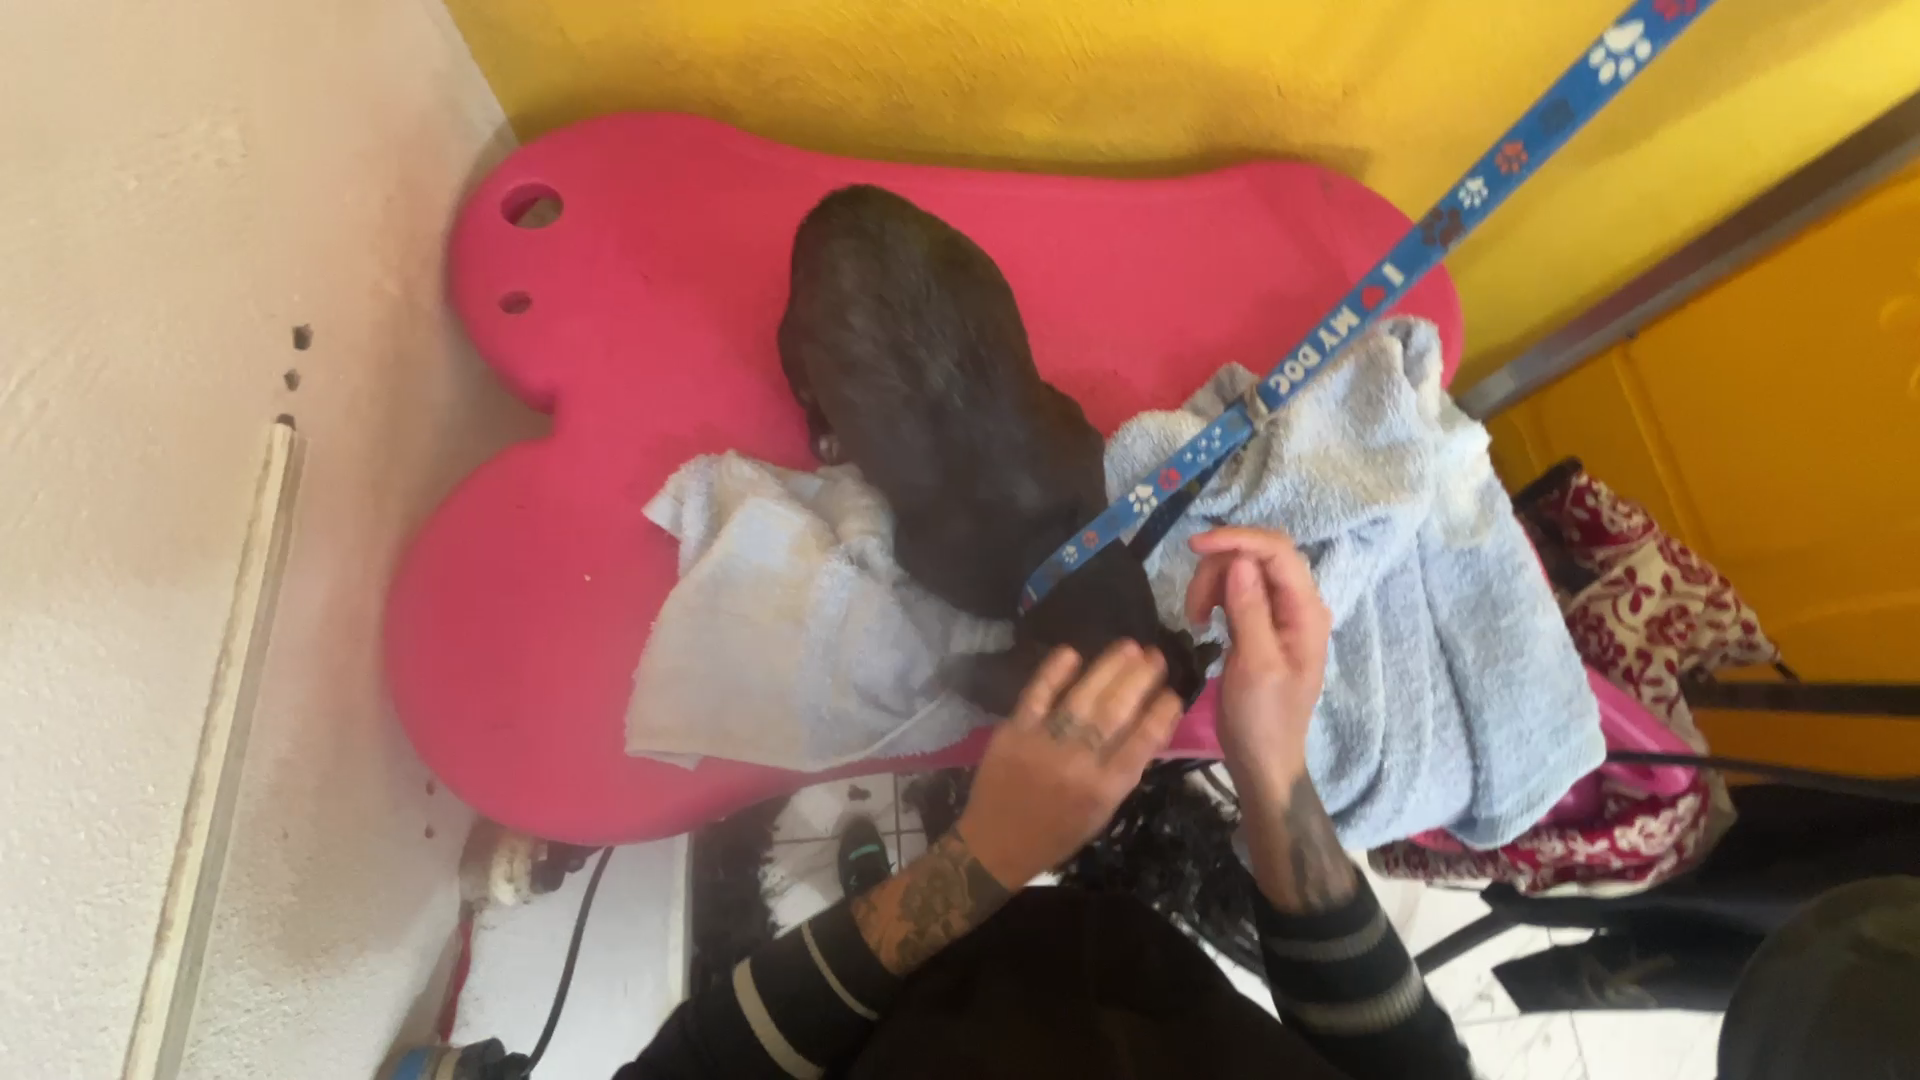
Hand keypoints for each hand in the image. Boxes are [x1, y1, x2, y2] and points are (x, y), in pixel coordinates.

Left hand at [957, 642, 1185, 888]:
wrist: (995, 845)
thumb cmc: (1056, 833)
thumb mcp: (1101, 813)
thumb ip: (1122, 771)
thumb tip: (1146, 726)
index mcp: (1105, 789)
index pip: (1142, 742)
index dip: (1161, 714)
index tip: (1174, 692)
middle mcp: (1078, 764)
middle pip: (1115, 712)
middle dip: (1140, 680)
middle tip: (1156, 655)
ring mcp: (1043, 744)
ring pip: (1082, 698)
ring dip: (1108, 668)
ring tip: (1129, 647)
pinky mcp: (1013, 732)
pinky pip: (1036, 695)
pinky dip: (1054, 672)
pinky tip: (1073, 652)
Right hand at [1183, 527, 1332, 800]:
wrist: (1262, 757)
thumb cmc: (1264, 717)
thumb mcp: (1257, 665)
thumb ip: (1251, 611)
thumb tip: (1239, 562)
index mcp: (1306, 611)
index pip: (1277, 551)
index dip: (1237, 539)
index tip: (1194, 546)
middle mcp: (1296, 604)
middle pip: (1255, 555)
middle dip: (1218, 569)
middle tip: (1193, 608)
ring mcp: (1277, 612)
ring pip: (1239, 570)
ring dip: (1210, 585)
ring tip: (1196, 620)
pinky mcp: (1257, 621)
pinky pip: (1233, 590)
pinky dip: (1212, 596)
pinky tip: (1203, 622)